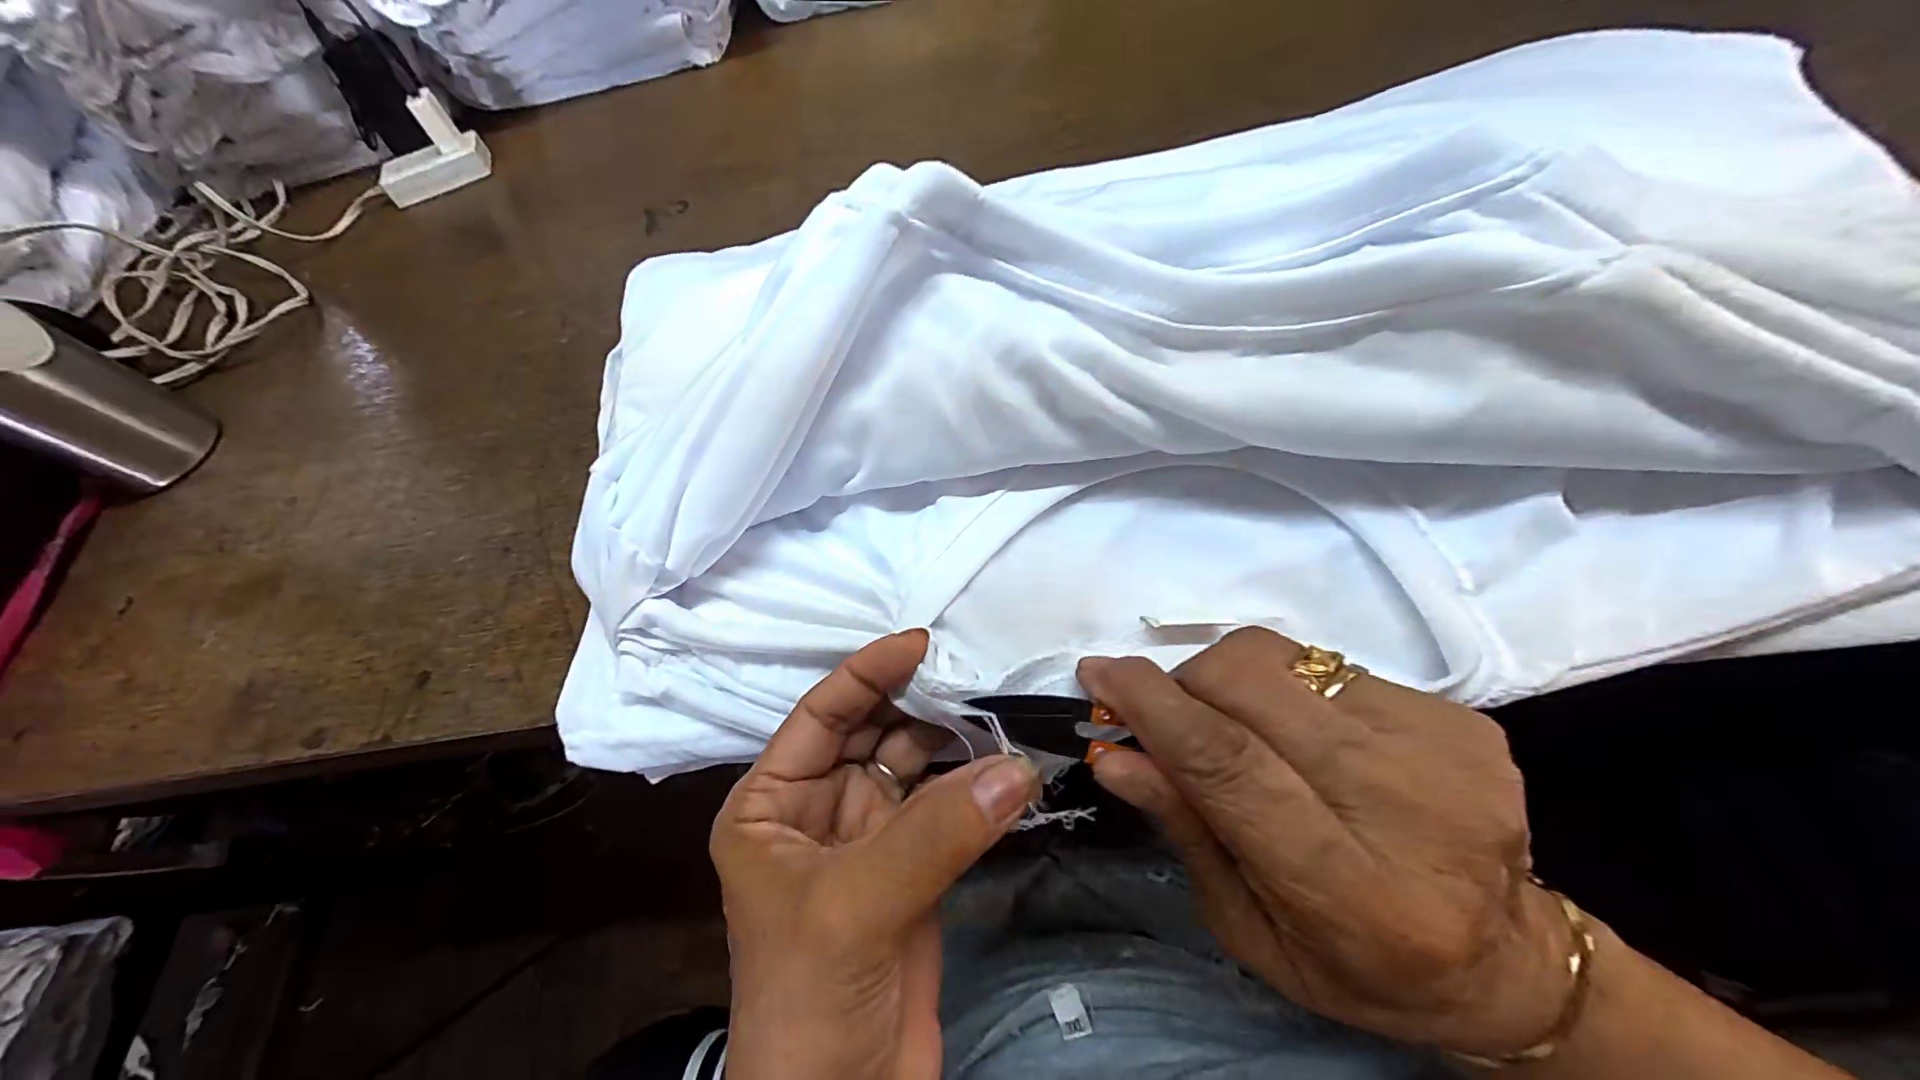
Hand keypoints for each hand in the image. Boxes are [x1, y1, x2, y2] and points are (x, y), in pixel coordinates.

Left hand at [711, 629, 1040, 1079]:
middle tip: (976, 677)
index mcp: (771, 803)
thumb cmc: (806, 997)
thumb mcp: (853, 905)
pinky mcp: (915, 867)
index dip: (866, 673)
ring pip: (916, 767)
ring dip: (955, 742)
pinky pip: (948, 808)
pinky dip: (977, 786)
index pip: (821, 716)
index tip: (920, 642)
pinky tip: (1009, 766)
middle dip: (919, 703)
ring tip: (1002, 715)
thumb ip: (933, 833)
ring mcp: (870, 836)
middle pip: (874, 733)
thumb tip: (1015, 765)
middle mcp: (819, 807)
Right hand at [1078, 626, 1570, 1057]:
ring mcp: (1444, 751)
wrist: (1508, 961)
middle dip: (1183, 682)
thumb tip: (1114, 754)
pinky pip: (1328, 664)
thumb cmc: (1356, 966)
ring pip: (1284, 657)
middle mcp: (1407, 808)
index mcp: (1350, 893)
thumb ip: (1185, 828)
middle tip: (1167, 713)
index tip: (1098, 673)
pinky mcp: (1462, 717)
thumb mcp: (1247, 927)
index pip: (1229, 764)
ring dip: (1230, 679)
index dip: (1153, 707)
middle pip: (1252, 687)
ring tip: (1237, 725)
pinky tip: (1306, 735)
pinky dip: (1287, 688)